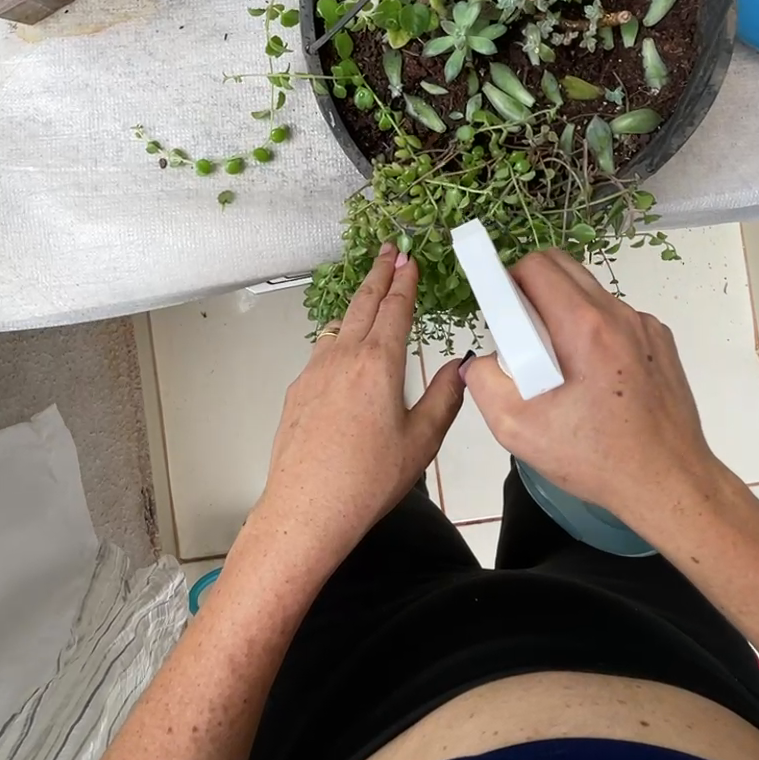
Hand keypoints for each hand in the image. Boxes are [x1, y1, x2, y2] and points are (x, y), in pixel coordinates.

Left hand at [250, 243, 464, 570]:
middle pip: (363, 302)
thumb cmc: (367, 479)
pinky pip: (322, 350)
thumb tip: (461, 366)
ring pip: (339, 324)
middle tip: (388, 251)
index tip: (409, 258)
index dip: (404, 280)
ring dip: (357, 303)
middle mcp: (342, 356)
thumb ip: (445, 398)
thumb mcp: (421, 441)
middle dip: (378, 273)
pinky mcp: (297, 389)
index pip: (394, 308)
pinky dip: (339, 336)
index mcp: (378, 363)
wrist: (306, 508)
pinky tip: (345, 351)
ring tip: (370, 294)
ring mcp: (314, 370)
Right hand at [463, 250, 729, 524]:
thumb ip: (483, 381)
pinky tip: (593, 380)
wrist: (670, 484)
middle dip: (531, 290)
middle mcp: (619, 314)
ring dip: (562, 313)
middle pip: (562, 267)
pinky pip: (614, 317)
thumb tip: (481, 360)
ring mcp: (645, 325)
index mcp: (583, 326)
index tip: (502, 316)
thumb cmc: (595, 458)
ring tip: (558, 367)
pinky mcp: (660, 341)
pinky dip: (593, 332)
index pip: (536, 266)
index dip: (507, 283)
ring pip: (588, 293)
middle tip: (522, 338)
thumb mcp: (516, 427)